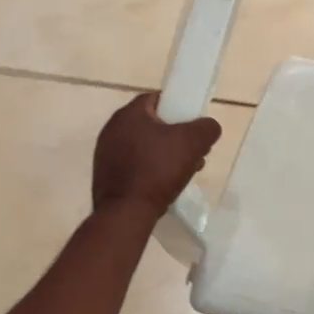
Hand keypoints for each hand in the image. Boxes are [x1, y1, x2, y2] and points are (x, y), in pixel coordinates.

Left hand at [92, 93, 221, 221]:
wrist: (125, 215)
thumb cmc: (158, 171)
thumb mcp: (193, 143)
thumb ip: (206, 128)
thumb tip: (208, 127)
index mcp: (129, 114)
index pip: (157, 99)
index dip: (179, 108)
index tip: (193, 125)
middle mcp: (112, 129)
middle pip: (152, 124)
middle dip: (176, 136)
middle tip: (193, 151)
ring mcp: (106, 154)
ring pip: (145, 146)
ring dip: (165, 155)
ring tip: (183, 171)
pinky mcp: (105, 176)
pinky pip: (134, 164)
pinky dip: (151, 170)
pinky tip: (164, 185)